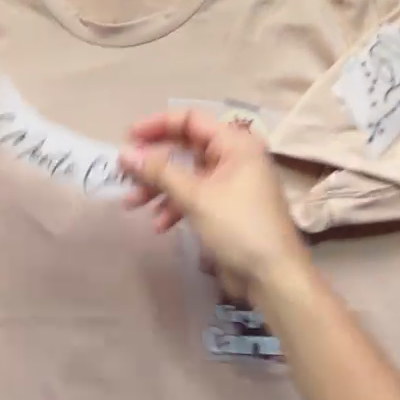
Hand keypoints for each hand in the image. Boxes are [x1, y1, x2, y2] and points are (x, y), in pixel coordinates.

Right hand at [119, 108, 308, 296]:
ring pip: (184, 174)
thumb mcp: (195, 196)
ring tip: (132, 203)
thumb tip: (124, 153)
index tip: (128, 138)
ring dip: (157, 187)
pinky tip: (160, 224)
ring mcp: (230, 183)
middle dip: (153, 163)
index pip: (189, 119)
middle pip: (184, 148)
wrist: (275, 279)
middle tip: (125, 173)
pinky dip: (173, 205)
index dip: (156, 125)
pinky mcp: (225, 207)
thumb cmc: (239, 227)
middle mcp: (233, 157)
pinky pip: (192, 195)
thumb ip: (158, 171)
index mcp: (235, 144)